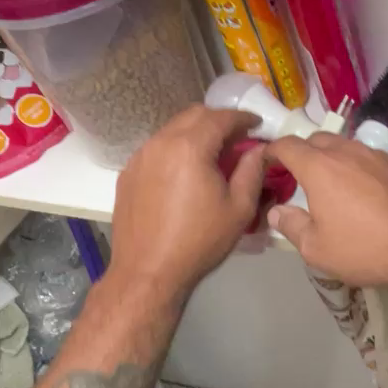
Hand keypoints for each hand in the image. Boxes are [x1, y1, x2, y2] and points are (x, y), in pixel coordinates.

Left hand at [108, 106, 265, 296]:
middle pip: (193, 115)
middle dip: (218, 120)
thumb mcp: (239, 208)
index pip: (220, 118)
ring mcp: (140, 157)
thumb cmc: (199, 241)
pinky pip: (157, 148)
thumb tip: (259, 149)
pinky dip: (176, 148)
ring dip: (196, 132)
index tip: (257, 124)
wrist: (147, 271)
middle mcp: (161, 143)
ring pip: (172, 129)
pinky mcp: (128, 173)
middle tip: (237, 137)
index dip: (242, 118)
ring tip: (213, 153)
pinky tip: (185, 171)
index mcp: (190, 147)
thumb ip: (252, 171)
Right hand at [264, 133, 387, 288]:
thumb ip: (291, 225)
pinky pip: (366, 157)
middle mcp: (347, 151)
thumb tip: (277, 212)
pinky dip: (354, 166)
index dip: (272, 151)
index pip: (287, 145)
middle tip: (296, 177)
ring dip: (330, 158)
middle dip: (301, 153)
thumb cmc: (365, 248)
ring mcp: (375, 155)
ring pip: (344, 146)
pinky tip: (360, 190)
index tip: (265, 161)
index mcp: (320, 167)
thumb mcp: (317, 248)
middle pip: (316, 140)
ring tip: (329, 184)